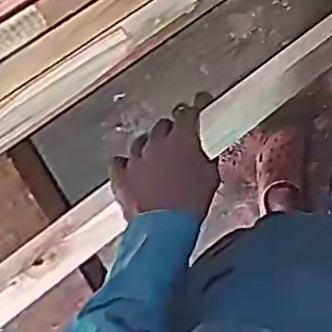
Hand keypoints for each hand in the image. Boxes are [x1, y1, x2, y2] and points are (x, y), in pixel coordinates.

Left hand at [110, 92, 219, 219]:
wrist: (164, 229)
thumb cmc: (192, 202)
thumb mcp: (211, 176)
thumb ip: (207, 157)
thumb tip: (207, 153)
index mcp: (183, 138)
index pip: (189, 112)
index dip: (197, 106)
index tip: (200, 102)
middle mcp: (157, 142)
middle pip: (164, 124)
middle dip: (172, 128)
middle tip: (179, 136)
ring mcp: (136, 159)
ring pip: (141, 141)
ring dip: (150, 144)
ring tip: (156, 153)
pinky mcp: (122, 177)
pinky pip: (120, 162)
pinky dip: (127, 163)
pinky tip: (131, 166)